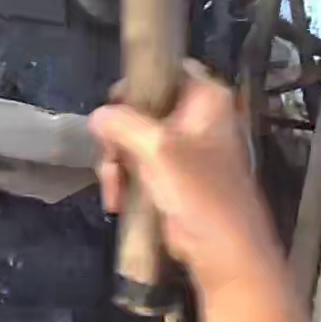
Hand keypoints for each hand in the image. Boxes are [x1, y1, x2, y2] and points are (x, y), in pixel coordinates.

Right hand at [88, 64, 283, 291]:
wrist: (224, 252)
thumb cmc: (198, 194)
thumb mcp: (157, 150)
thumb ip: (122, 124)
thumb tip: (97, 116)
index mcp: (207, 99)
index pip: (166, 69)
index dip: (135, 85)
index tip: (113, 110)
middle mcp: (198, 118)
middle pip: (143, 108)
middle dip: (118, 138)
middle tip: (110, 162)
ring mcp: (186, 150)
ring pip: (136, 140)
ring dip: (117, 165)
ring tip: (114, 192)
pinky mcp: (175, 178)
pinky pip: (141, 167)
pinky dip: (126, 181)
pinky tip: (119, 202)